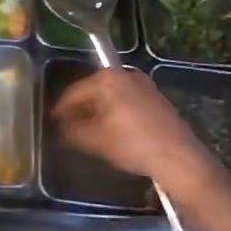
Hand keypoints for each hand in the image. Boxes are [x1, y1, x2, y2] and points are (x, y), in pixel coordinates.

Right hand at [51, 69, 212, 186]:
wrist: (179, 157)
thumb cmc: (133, 145)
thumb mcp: (96, 141)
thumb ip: (72, 132)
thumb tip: (60, 128)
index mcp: (108, 79)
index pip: (74, 92)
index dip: (60, 109)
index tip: (51, 122)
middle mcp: (125, 73)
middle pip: (93, 91)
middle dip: (79, 109)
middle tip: (67, 127)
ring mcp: (143, 83)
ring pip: (110, 95)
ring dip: (97, 111)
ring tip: (87, 130)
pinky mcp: (156, 96)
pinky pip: (126, 100)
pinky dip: (115, 111)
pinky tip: (112, 129)